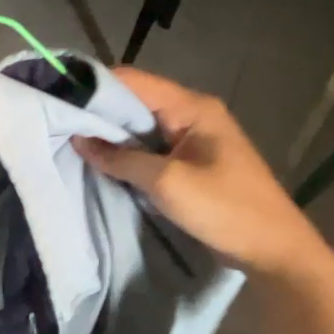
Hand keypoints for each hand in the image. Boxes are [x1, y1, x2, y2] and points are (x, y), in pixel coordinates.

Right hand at [73, 67, 332, 281]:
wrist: (276, 252)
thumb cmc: (226, 210)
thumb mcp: (166, 183)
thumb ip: (120, 158)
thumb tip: (79, 139)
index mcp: (192, 108)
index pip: (132, 81)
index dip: (94, 86)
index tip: (57, 98)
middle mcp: (192, 113)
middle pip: (134, 99)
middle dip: (97, 110)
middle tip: (58, 123)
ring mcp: (193, 137)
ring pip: (140, 123)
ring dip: (110, 132)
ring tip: (72, 140)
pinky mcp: (191, 160)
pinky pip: (149, 144)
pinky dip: (126, 149)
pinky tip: (102, 160)